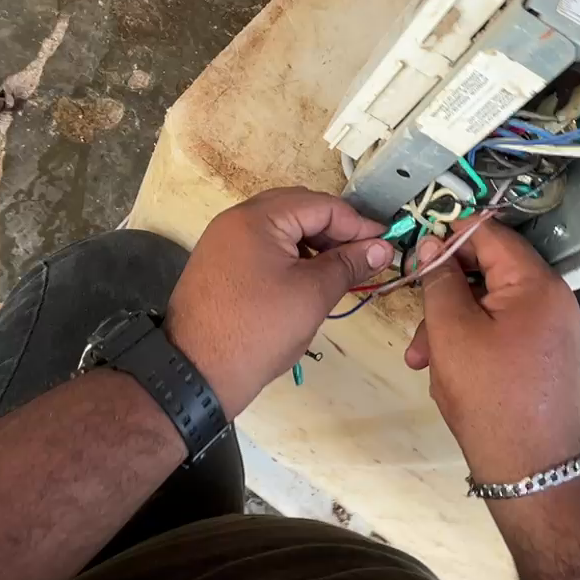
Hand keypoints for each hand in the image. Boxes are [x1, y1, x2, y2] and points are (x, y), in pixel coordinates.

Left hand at [166, 187, 392, 415]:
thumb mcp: (312, 295)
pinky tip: (309, 279)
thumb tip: (381, 247)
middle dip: (336, 230)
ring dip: (315, 243)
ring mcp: (224, 241)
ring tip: (341, 271)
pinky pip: (264, 246)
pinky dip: (292, 256)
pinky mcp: (220, 264)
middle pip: (299, 209)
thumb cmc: (257, 330)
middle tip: (365, 256)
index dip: (357, 223)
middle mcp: (237, 219)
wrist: (193, 375)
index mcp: (258, 217)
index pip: (320, 205)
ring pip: (282, 228)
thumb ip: (349, 264)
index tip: (386, 244)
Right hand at [404, 219, 579, 483]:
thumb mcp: (451, 329)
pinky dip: (471, 339)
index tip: (416, 248)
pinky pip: (501, 327)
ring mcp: (550, 326)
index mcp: (536, 283)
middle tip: (414, 315)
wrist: (532, 471)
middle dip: (445, 291)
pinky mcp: (543, 351)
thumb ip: (439, 278)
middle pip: (487, 270)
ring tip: (420, 358)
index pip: (490, 234)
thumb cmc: (488, 394)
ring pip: (488, 303)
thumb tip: (432, 243)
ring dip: (450, 322)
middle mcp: (552, 297)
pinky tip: (445, 368)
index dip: (450, 234)